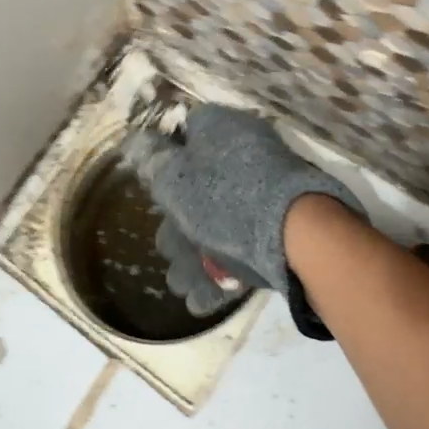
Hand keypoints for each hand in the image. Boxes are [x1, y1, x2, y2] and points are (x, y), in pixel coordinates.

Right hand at [122, 104, 361, 314]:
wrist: (292, 234)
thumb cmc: (223, 196)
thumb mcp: (174, 177)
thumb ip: (151, 160)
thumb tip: (136, 141)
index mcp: (220, 128)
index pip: (186, 132)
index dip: (165, 159)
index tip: (155, 188)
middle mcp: (241, 153)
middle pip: (197, 184)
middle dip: (178, 223)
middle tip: (170, 245)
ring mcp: (260, 191)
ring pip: (215, 222)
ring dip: (194, 256)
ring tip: (181, 283)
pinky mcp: (272, 227)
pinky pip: (238, 245)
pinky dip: (219, 273)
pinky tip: (200, 300)